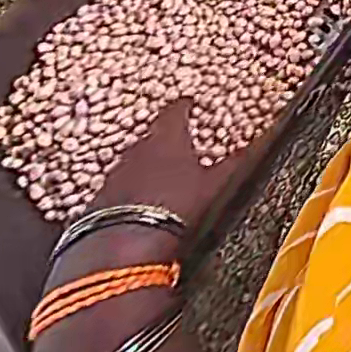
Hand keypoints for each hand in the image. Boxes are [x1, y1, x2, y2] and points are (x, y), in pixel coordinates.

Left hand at [92, 99, 244, 225]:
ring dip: (144, 164)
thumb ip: (235, 162)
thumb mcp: (215, 184)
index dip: (183, 106)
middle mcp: (137, 152)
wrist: (122, 248)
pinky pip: (116, 188)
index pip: (174, 112)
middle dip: (163, 137)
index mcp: (168, 140)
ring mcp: (113, 177)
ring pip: (131, 162)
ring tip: (158, 174)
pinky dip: (128, 189)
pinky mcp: (95, 203)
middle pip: (150, 136)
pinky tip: (137, 202)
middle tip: (177, 142)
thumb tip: (255, 145)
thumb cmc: (176, 206)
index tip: (189, 103)